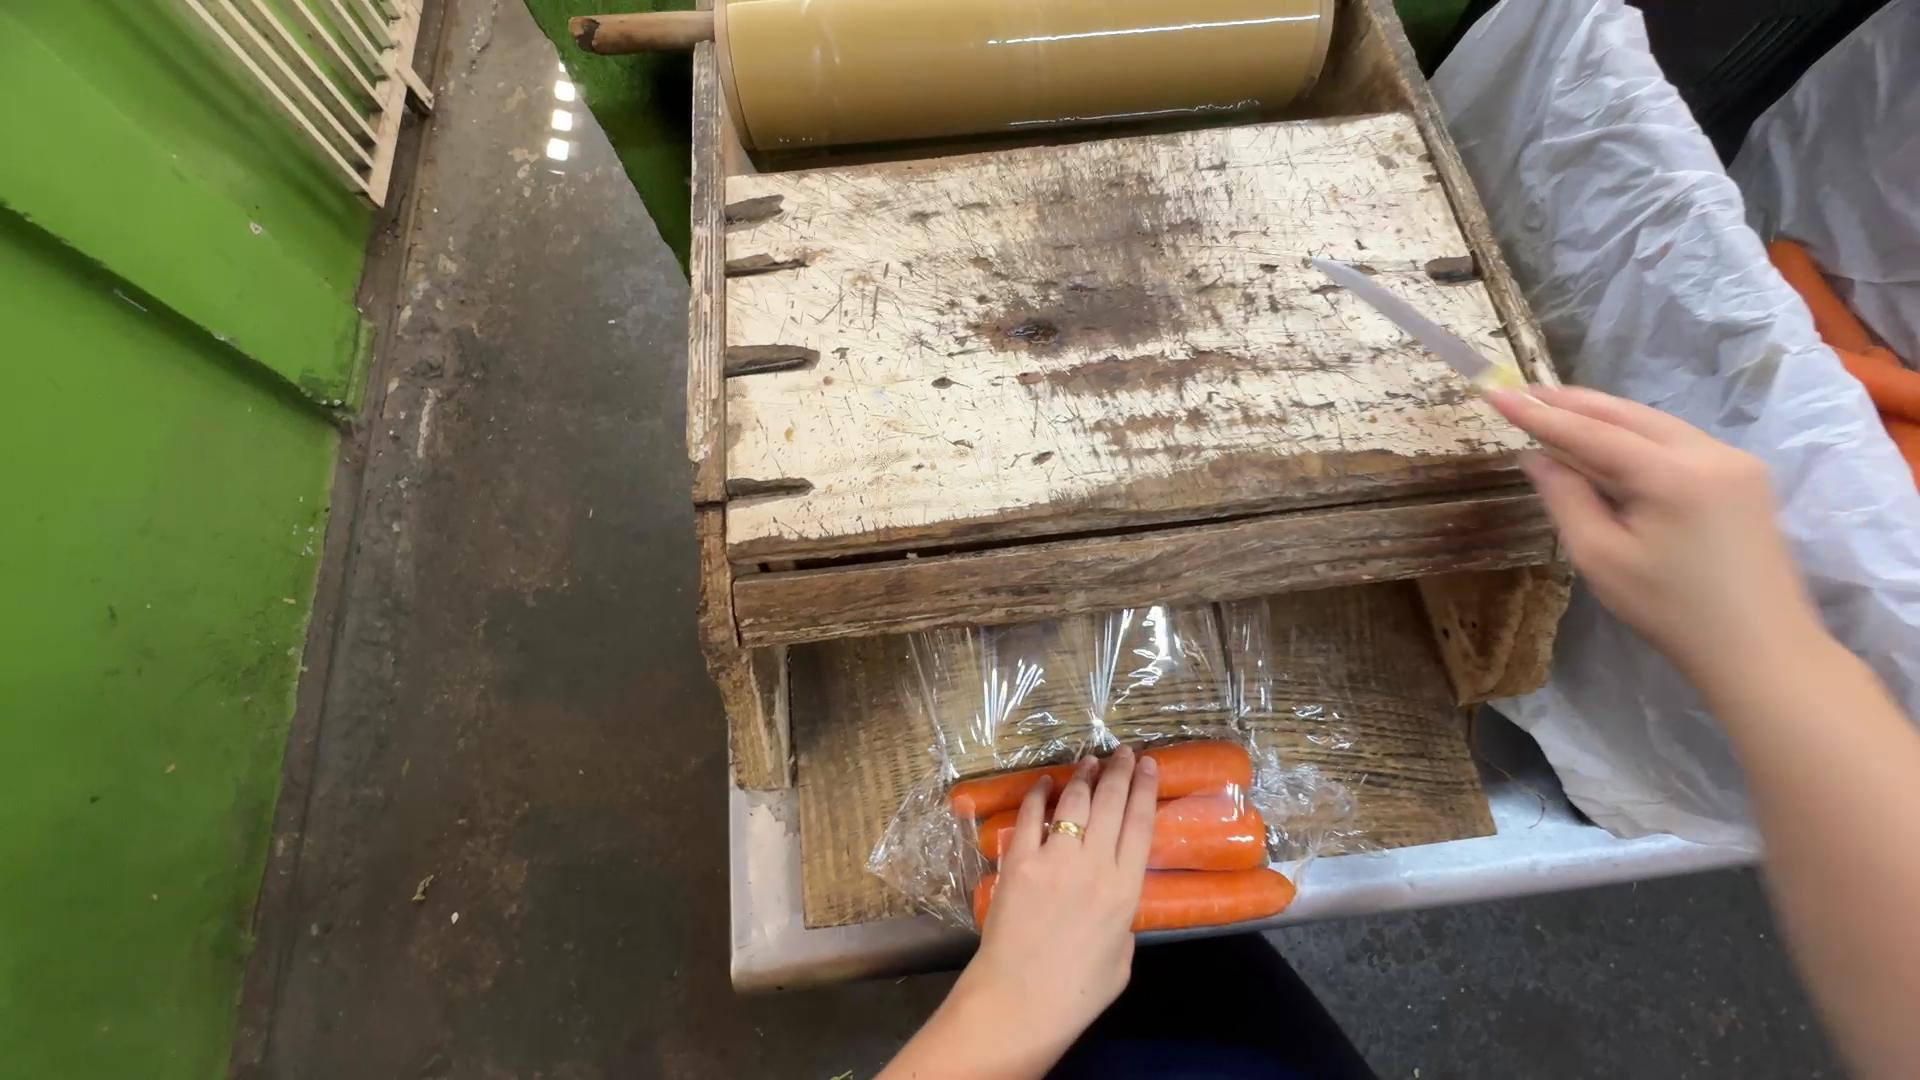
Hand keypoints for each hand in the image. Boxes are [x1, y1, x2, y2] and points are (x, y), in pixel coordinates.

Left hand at [879, 747, 1159, 1079]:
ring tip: (1091, 760)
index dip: (1146, 789)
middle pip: (1111, 803)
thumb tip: (1115, 893)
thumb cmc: (1077, 991)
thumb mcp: (1122, 958)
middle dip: (1120, 771)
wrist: (1020, 1000)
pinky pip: (1032, 815)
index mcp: (1125, 890)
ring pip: (1075, 801)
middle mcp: (1094, 865)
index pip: (1141, 824)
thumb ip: (1124, 918)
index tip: (1150, 765)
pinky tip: (1046, 782)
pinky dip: (1039, 793)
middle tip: (1124, 752)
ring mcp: (1055, 859)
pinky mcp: (1020, 860)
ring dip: (1085, 775)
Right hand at [1489, 385, 1823, 690]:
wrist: (1758, 646)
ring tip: (1553, 403)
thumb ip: (1566, 497)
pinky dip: (1629, 433)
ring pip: (1653, 424)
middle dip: (1572, 401)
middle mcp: (1711, 455)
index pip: (1591, 433)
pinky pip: (1673, 441)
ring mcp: (1733, 463)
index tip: (1496, 395)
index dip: (1539, 415)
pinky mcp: (1740, 478)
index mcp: (1674, 475)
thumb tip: (1537, 457)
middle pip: (1628, 416)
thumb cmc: (1666, 606)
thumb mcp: (1599, 554)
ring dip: (1600, 414)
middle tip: (1522, 388)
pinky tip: (1601, 435)